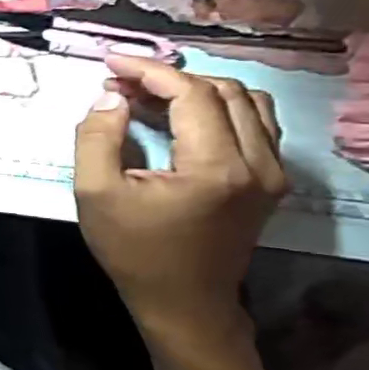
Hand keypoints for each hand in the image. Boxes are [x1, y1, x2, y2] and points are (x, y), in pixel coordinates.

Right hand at [73, 56, 287, 345]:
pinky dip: (221, 108)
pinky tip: (187, 118)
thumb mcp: (95, 194)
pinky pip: (257, 123)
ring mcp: (272, 173)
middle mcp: (258, 163)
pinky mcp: (272, 182)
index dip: (149, 70)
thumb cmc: (136, 253)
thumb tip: (111, 96)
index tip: (112, 63)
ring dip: (199, 90)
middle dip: (169, 78)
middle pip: (221, 90)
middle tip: (125, 85)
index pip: (190, 93)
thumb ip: (96, 137)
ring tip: (155, 98)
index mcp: (216, 167)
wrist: (184, 306)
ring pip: (246, 101)